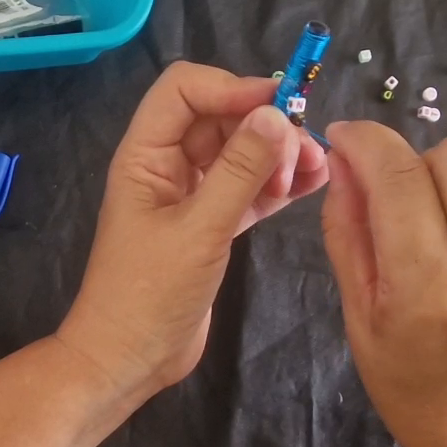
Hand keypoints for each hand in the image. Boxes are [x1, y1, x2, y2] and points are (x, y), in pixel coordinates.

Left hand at [58, 62, 328, 396]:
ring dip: (279, 156)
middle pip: (220, 119)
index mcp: (146, 156)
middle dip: (265, 128)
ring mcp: (190, 197)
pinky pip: (248, 192)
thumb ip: (239, 171)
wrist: (130, 358)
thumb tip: (275, 114)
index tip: (280, 106)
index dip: (232, 88)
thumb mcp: (199, 230)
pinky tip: (314, 183)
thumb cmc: (150, 295)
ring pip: (239, 155)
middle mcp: (167, 167)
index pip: (184, 91)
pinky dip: (278, 186)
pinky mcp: (211, 227)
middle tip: (301, 158)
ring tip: (317, 171)